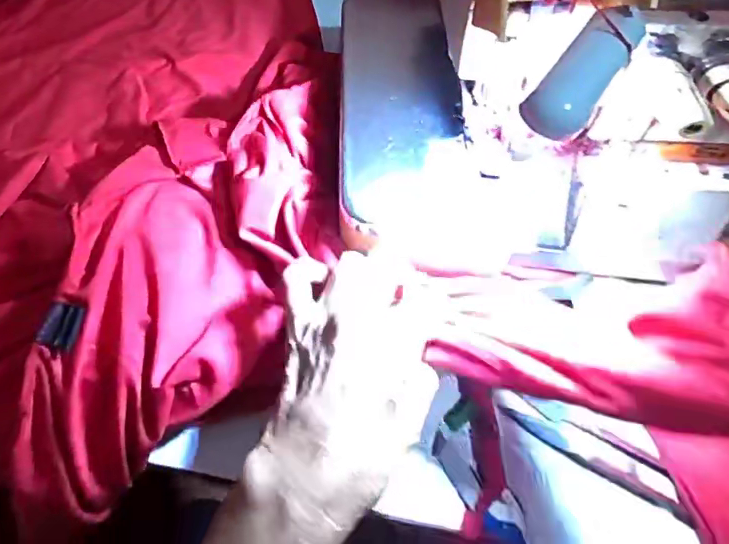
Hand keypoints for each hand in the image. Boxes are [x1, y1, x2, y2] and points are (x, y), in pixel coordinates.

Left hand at [206, 249, 441, 543]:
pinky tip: (325, 286)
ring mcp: (321, 312)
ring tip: (368, 291)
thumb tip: (420, 351)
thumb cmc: (365, 456)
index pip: (424, 298)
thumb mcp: (411, 421)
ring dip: (362, 272)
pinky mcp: (295, 319)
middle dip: (399, 274)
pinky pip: (297, 275)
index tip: (434, 314)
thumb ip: (420, 377)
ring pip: (347, 263)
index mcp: (394, 342)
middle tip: (401, 295)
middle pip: (384, 263)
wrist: (306, 467)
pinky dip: (312, 272)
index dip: (433, 304)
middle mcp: (357, 316)